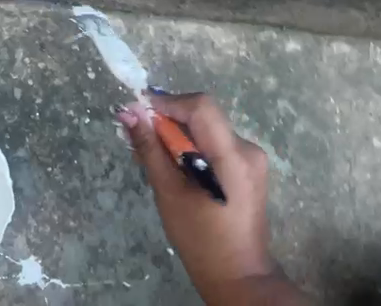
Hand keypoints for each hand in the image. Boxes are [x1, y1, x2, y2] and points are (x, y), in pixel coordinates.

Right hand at [118, 92, 307, 305]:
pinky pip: (216, 144)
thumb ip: (150, 148)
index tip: (140, 112)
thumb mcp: (169, 193)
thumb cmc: (200, 239)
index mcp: (232, 155)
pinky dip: (194, 147)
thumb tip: (128, 112)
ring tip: (156, 155)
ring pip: (208, 129)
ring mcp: (252, 159)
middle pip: (203, 116)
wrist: (239, 278)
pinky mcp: (249, 168)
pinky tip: (177, 167)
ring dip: (180, 135)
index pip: (200, 106)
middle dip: (170, 120)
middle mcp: (247, 149)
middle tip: (141, 135)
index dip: (168, 102)